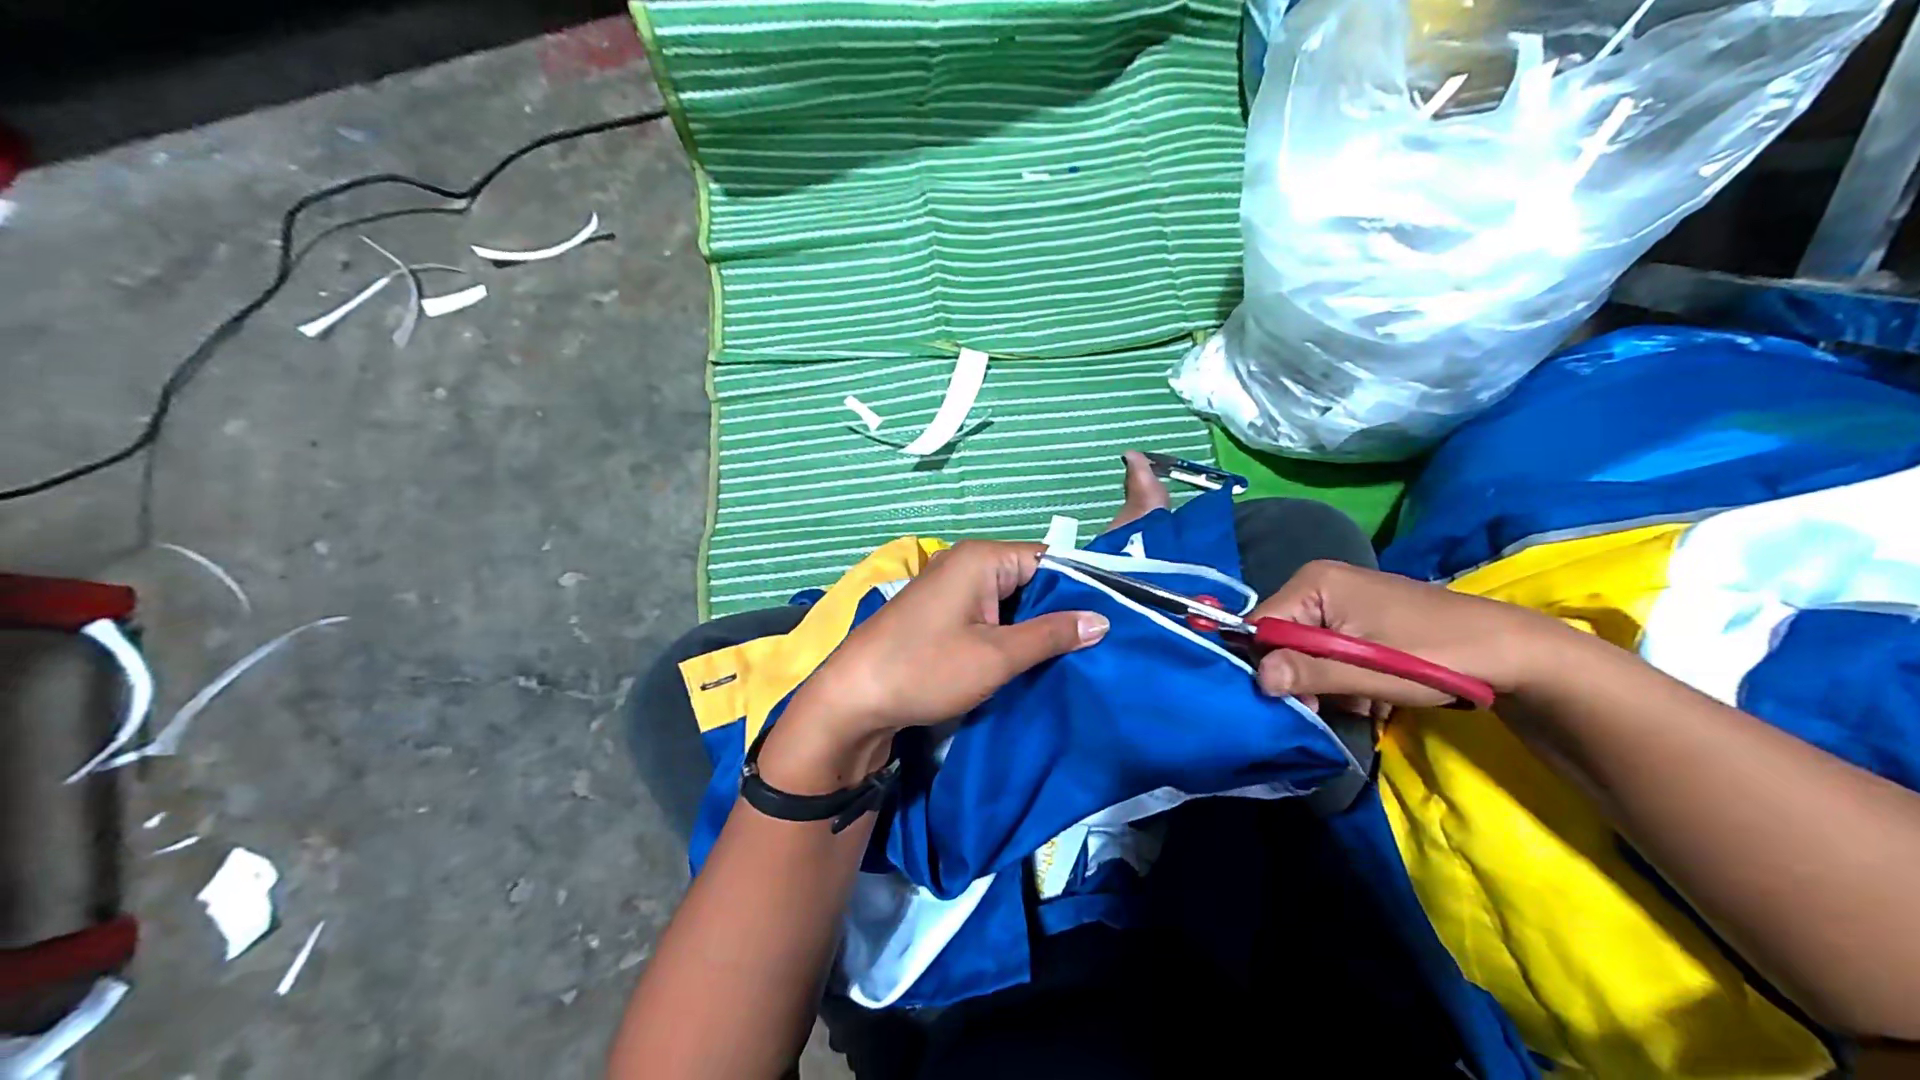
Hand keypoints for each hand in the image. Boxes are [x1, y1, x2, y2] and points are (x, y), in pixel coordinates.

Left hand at [761, 540, 1108, 792]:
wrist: (852, 699)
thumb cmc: (925, 669)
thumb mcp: (997, 656)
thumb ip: (1051, 635)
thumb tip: (1102, 619)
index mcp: (981, 558)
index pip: (1049, 559)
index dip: (1082, 587)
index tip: (1114, 619)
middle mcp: (966, 563)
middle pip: (1031, 579)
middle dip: (1060, 611)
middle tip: (1099, 645)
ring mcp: (951, 588)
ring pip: (1011, 601)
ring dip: (1035, 627)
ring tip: (1074, 656)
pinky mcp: (942, 614)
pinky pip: (989, 615)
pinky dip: (1009, 635)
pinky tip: (1032, 660)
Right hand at [1248, 560, 1585, 709]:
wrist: (1513, 651)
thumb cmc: (1437, 656)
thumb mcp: (1367, 671)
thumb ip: (1308, 671)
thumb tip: (1258, 678)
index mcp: (1314, 583)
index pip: (1261, 626)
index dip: (1267, 665)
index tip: (1292, 700)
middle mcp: (1320, 582)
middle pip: (1281, 637)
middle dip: (1300, 676)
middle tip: (1326, 707)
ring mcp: (1341, 597)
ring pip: (1305, 648)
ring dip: (1323, 681)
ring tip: (1358, 701)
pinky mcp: (1359, 615)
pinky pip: (1328, 647)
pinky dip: (1341, 674)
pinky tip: (1367, 692)